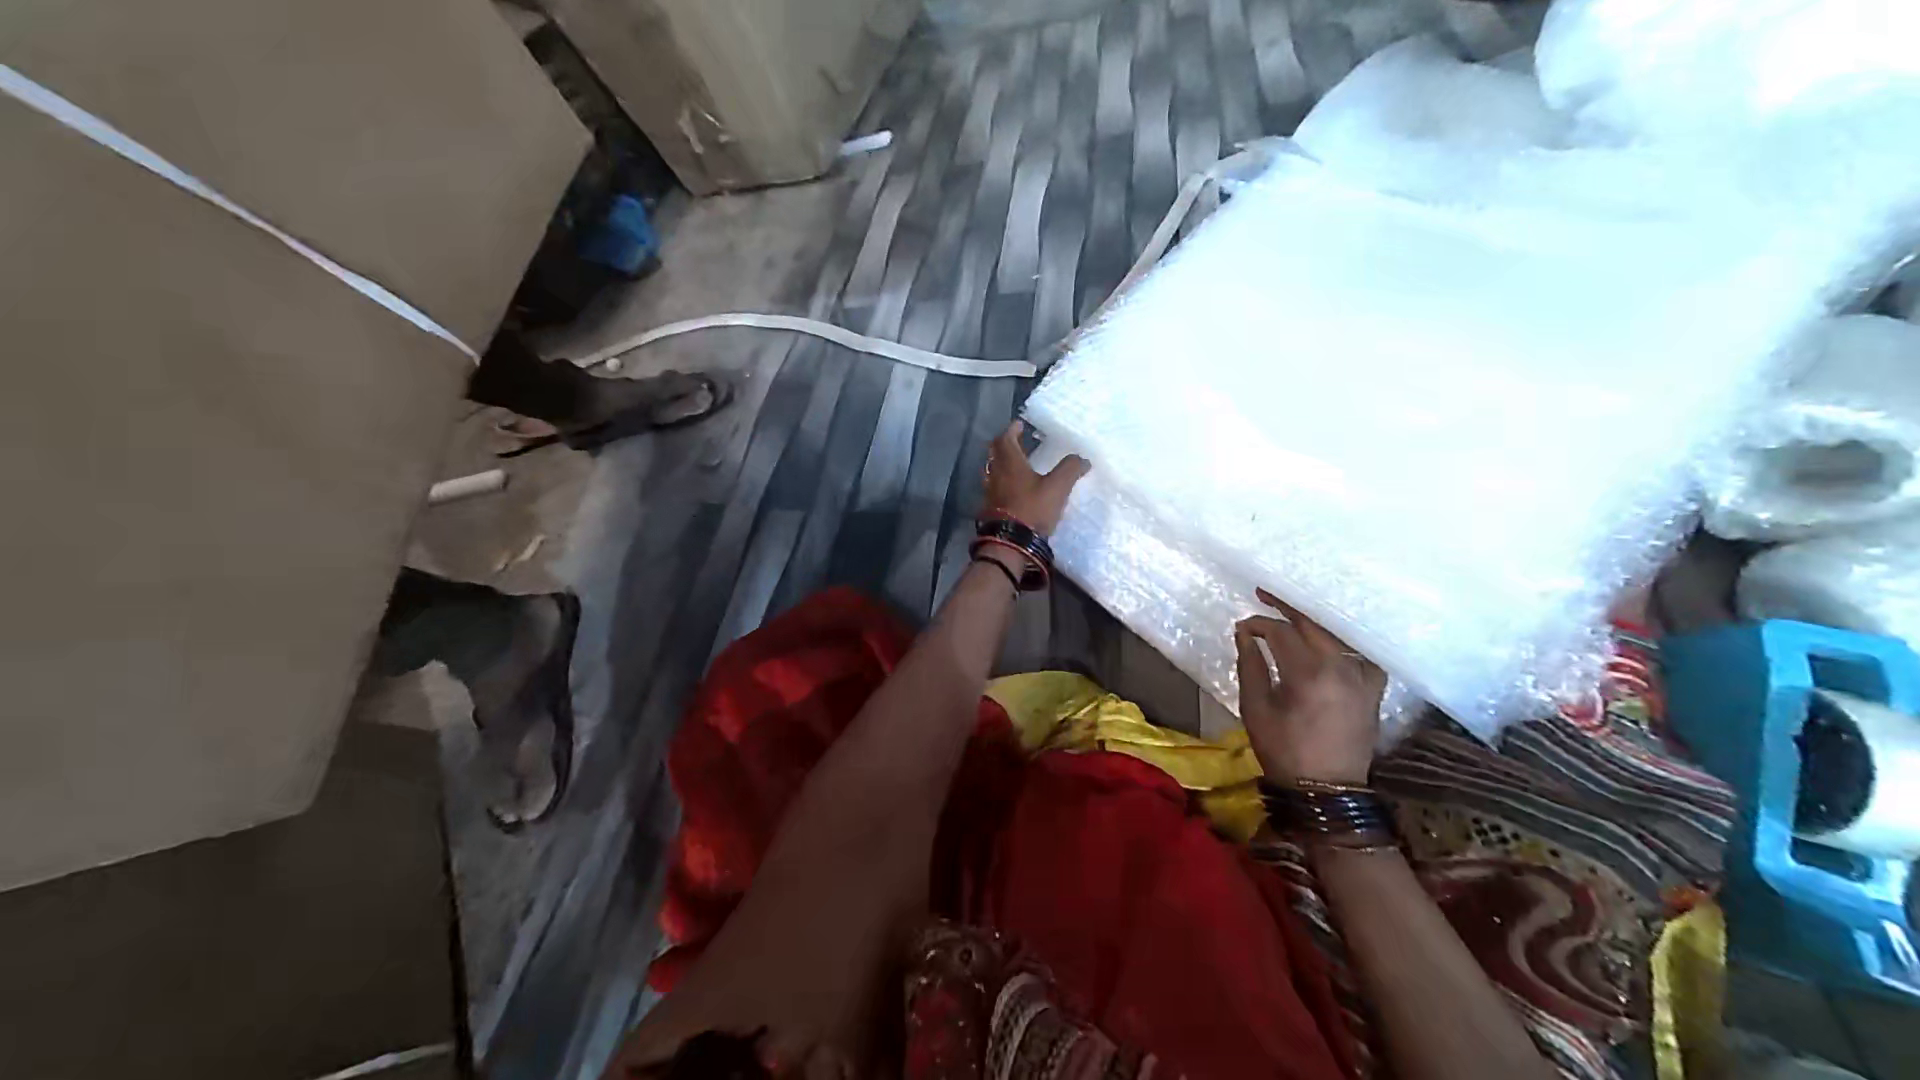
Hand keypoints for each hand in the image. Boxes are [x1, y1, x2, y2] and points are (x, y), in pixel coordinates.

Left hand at [982, 421, 1089, 535]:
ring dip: (1003, 464)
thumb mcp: (1058, 487)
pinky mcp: (990, 508)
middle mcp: (995, 474)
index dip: (1011, 430)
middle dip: (1006, 444)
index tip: (1019, 425)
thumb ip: (1071, 469)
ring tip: (1017, 465)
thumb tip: (1083, 459)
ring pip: (993, 470)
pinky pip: (994, 487)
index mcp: (1010, 463)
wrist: (1010, 542)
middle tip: (1018, 442)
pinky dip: (1002, 481)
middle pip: (995, 453)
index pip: (1005, 439)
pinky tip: (1013, 489)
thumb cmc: (1032, 509)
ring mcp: (990, 492)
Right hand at [1235, 588, 1386, 784]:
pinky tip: (1330, 639)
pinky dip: (1342, 642)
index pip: (1280, 632)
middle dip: (1286, 609)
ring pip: (1336, 635)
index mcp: (1308, 674)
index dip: (1258, 624)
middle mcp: (1341, 668)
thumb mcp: (1255, 708)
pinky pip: (1358, 653)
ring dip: (1313, 622)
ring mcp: (1362, 677)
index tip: (1242, 628)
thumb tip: (1245, 634)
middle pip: (1312, 625)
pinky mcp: (1373, 689)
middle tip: (1264, 595)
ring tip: (1293, 613)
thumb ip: (1250, 666)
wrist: (1326, 789)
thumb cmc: (1283, 750)